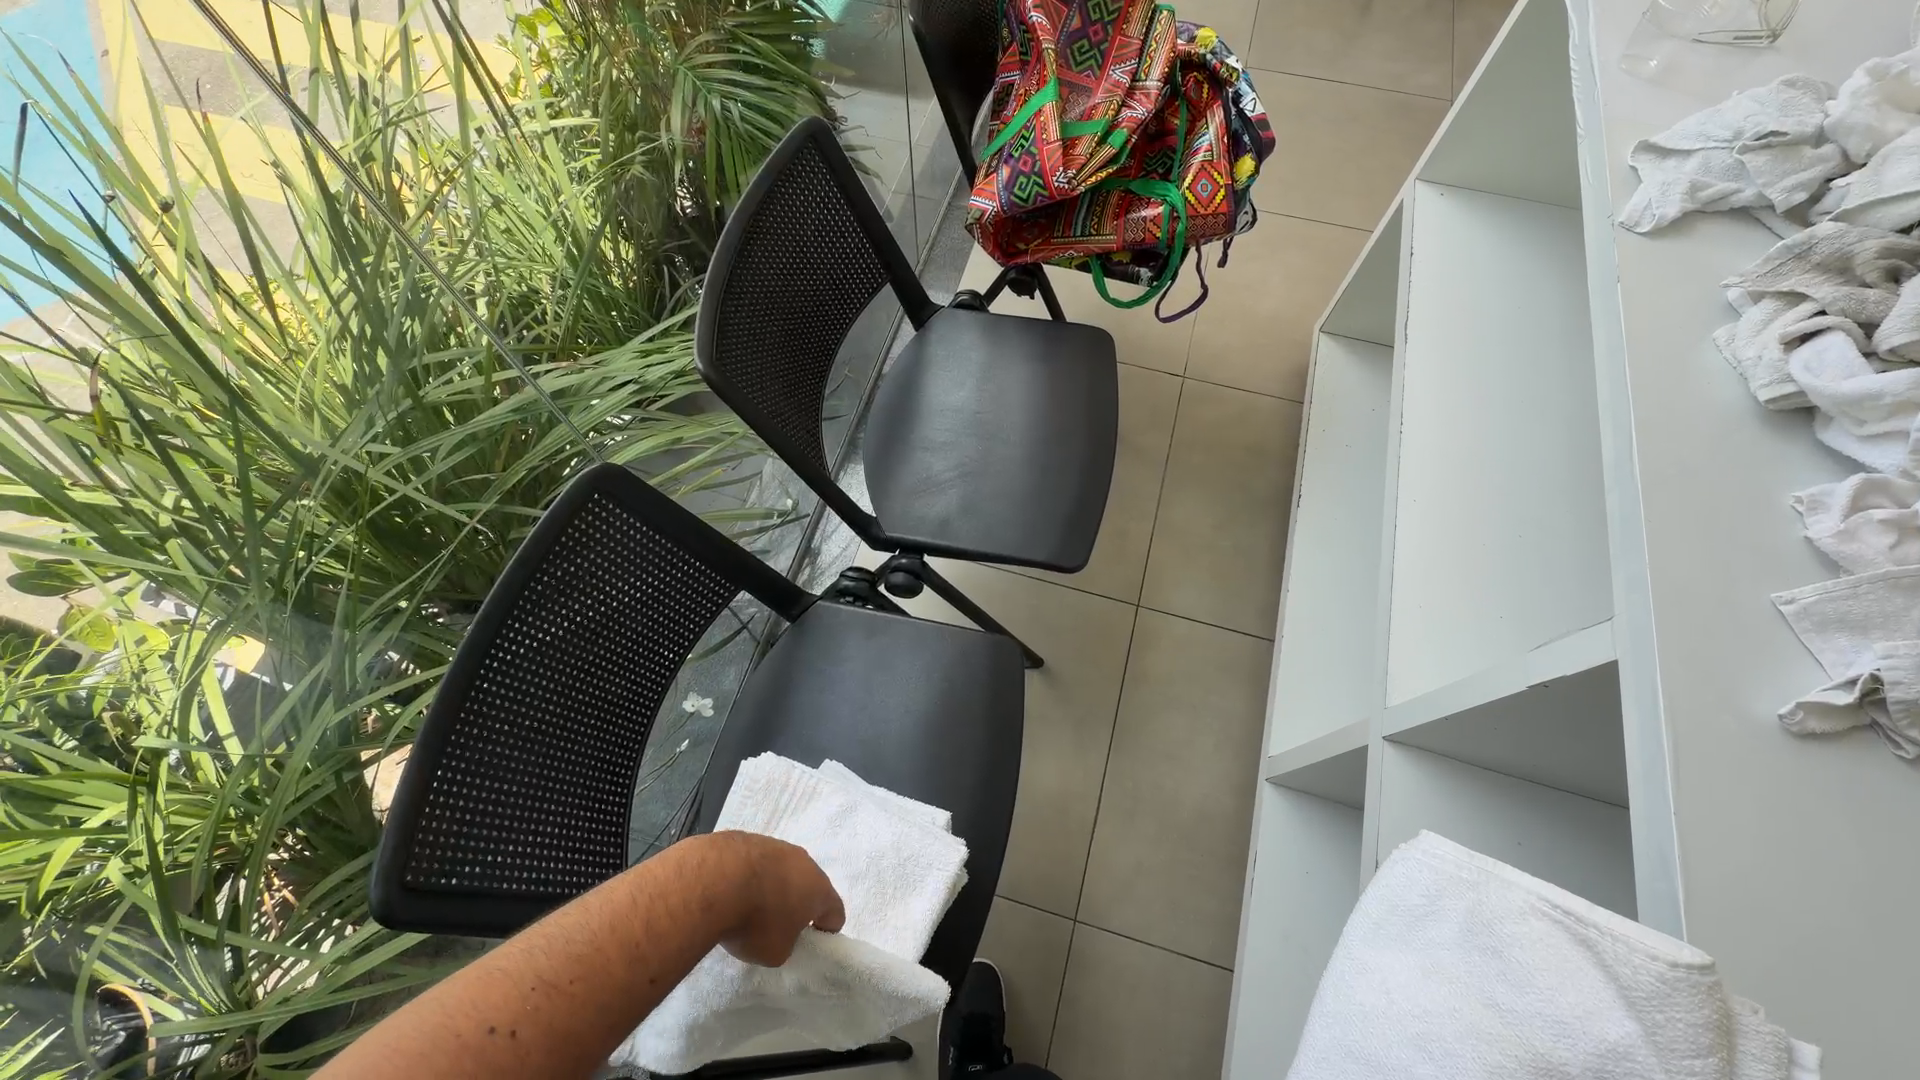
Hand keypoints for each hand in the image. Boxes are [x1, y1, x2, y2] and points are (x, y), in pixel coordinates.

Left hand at [703, 831, 844, 966]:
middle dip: (796, 904)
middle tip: (776, 925)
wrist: (712, 880)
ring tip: (746, 906)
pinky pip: (753, 861)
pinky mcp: (745, 837)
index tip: (810, 942)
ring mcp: (774, 845)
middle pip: (808, 885)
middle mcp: (802, 861)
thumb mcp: (775, 953)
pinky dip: (746, 875)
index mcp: (819, 889)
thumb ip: (786, 944)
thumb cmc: (753, 922)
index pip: (835, 912)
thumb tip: (779, 932)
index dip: (826, 929)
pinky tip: (727, 890)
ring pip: (780, 869)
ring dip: (771, 886)